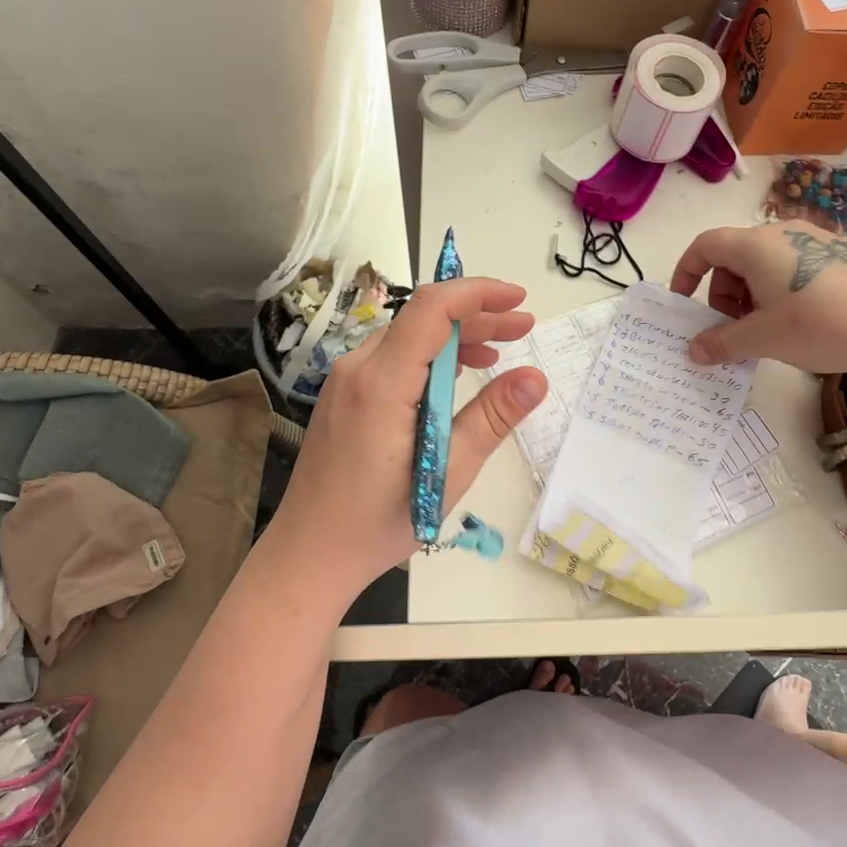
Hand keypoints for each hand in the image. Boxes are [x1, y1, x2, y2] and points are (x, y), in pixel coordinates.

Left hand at [269, 277, 547, 591]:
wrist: (310, 553)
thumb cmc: (379, 522)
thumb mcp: (447, 473)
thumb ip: (491, 419)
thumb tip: (536, 378)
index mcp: (381, 384)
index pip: (431, 309)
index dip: (477, 293)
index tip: (518, 298)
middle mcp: (357, 370)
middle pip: (421, 320)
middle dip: (476, 316)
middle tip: (523, 328)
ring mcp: (345, 382)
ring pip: (406, 338)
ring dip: (454, 337)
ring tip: (499, 351)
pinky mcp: (343, 398)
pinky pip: (391, 360)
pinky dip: (429, 358)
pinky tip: (456, 374)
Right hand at [670, 220, 846, 373]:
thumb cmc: (817, 325)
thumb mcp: (762, 338)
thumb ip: (722, 342)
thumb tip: (693, 350)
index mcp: (756, 245)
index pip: (705, 246)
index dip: (686, 272)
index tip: (684, 304)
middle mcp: (783, 234)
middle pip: (734, 256)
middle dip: (722, 293)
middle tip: (732, 330)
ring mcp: (816, 242)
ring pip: (764, 264)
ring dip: (750, 297)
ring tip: (764, 333)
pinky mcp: (840, 257)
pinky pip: (793, 269)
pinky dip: (778, 293)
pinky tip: (797, 326)